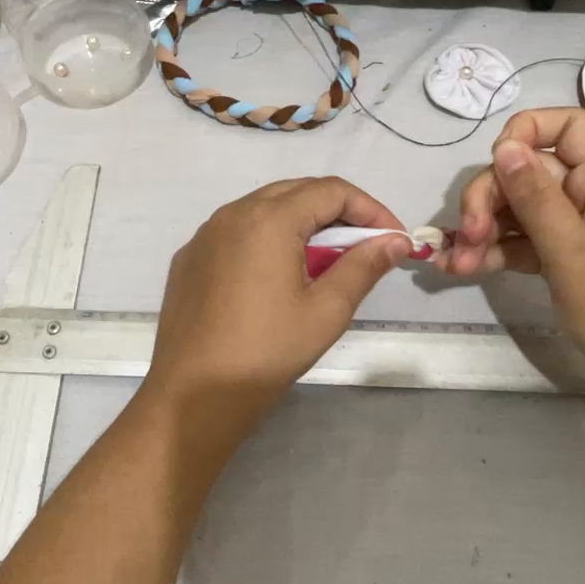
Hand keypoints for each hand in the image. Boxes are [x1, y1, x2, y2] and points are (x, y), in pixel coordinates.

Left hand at [145, 178, 411, 439]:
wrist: (193, 392)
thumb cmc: (266, 351)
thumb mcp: (326, 311)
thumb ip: (363, 267)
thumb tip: (394, 241)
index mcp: (269, 219)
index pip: (331, 190)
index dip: (370, 208)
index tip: (393, 239)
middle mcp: (232, 213)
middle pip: (297, 191)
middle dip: (338, 212)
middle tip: (365, 247)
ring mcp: (205, 234)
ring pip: (263, 208)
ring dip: (301, 223)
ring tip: (325, 261)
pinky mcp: (189, 258)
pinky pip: (236, 231)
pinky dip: (266, 239)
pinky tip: (276, 275)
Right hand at [439, 108, 584, 396]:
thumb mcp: (576, 258)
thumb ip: (537, 199)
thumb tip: (504, 146)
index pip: (568, 125)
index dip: (525, 133)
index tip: (494, 170)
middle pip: (530, 170)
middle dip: (489, 197)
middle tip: (465, 236)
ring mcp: (583, 229)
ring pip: (521, 208)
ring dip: (483, 230)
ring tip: (454, 264)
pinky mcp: (572, 259)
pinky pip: (526, 241)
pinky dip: (496, 252)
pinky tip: (462, 269)